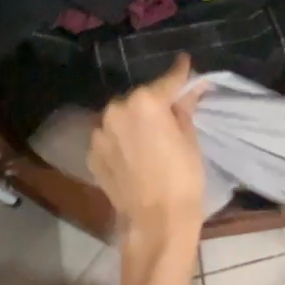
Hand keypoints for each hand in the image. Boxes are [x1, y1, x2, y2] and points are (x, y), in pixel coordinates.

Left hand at [89, 55, 208, 250]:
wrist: (155, 221)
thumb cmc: (183, 178)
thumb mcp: (190, 139)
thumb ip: (185, 108)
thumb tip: (192, 89)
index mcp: (145, 102)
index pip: (168, 80)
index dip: (181, 72)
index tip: (186, 62)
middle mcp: (116, 110)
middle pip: (141, 97)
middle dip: (155, 102)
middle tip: (171, 113)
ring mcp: (100, 132)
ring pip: (123, 116)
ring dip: (136, 120)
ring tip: (150, 136)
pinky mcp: (92, 153)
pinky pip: (111, 136)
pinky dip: (122, 138)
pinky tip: (136, 152)